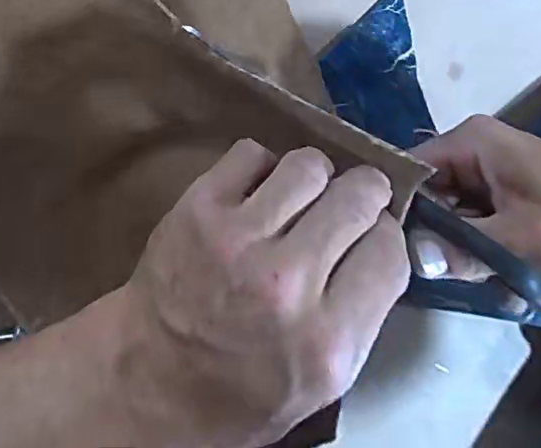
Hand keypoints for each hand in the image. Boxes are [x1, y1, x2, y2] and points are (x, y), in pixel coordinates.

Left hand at [113, 140, 409, 447]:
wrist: (151, 379)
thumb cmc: (242, 388)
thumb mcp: (322, 379)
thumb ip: (360, 310)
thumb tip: (382, 234)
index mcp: (327, 341)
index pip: (389, 249)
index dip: (386, 233)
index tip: (373, 231)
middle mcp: (287, 284)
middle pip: (357, 197)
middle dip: (363, 191)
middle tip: (350, 197)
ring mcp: (239, 239)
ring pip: (308, 165)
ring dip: (315, 174)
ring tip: (303, 192)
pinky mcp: (200, 207)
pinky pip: (254, 153)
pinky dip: (263, 166)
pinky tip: (258, 191)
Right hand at [409, 115, 540, 306]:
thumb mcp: (532, 246)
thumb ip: (468, 248)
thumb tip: (410, 253)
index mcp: (476, 140)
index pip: (412, 167)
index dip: (400, 208)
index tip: (396, 253)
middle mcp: (480, 147)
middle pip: (432, 193)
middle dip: (445, 240)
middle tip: (463, 280)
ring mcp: (499, 172)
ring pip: (457, 215)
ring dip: (472, 255)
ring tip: (504, 286)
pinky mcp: (516, 196)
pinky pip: (482, 223)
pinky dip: (493, 256)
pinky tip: (520, 284)